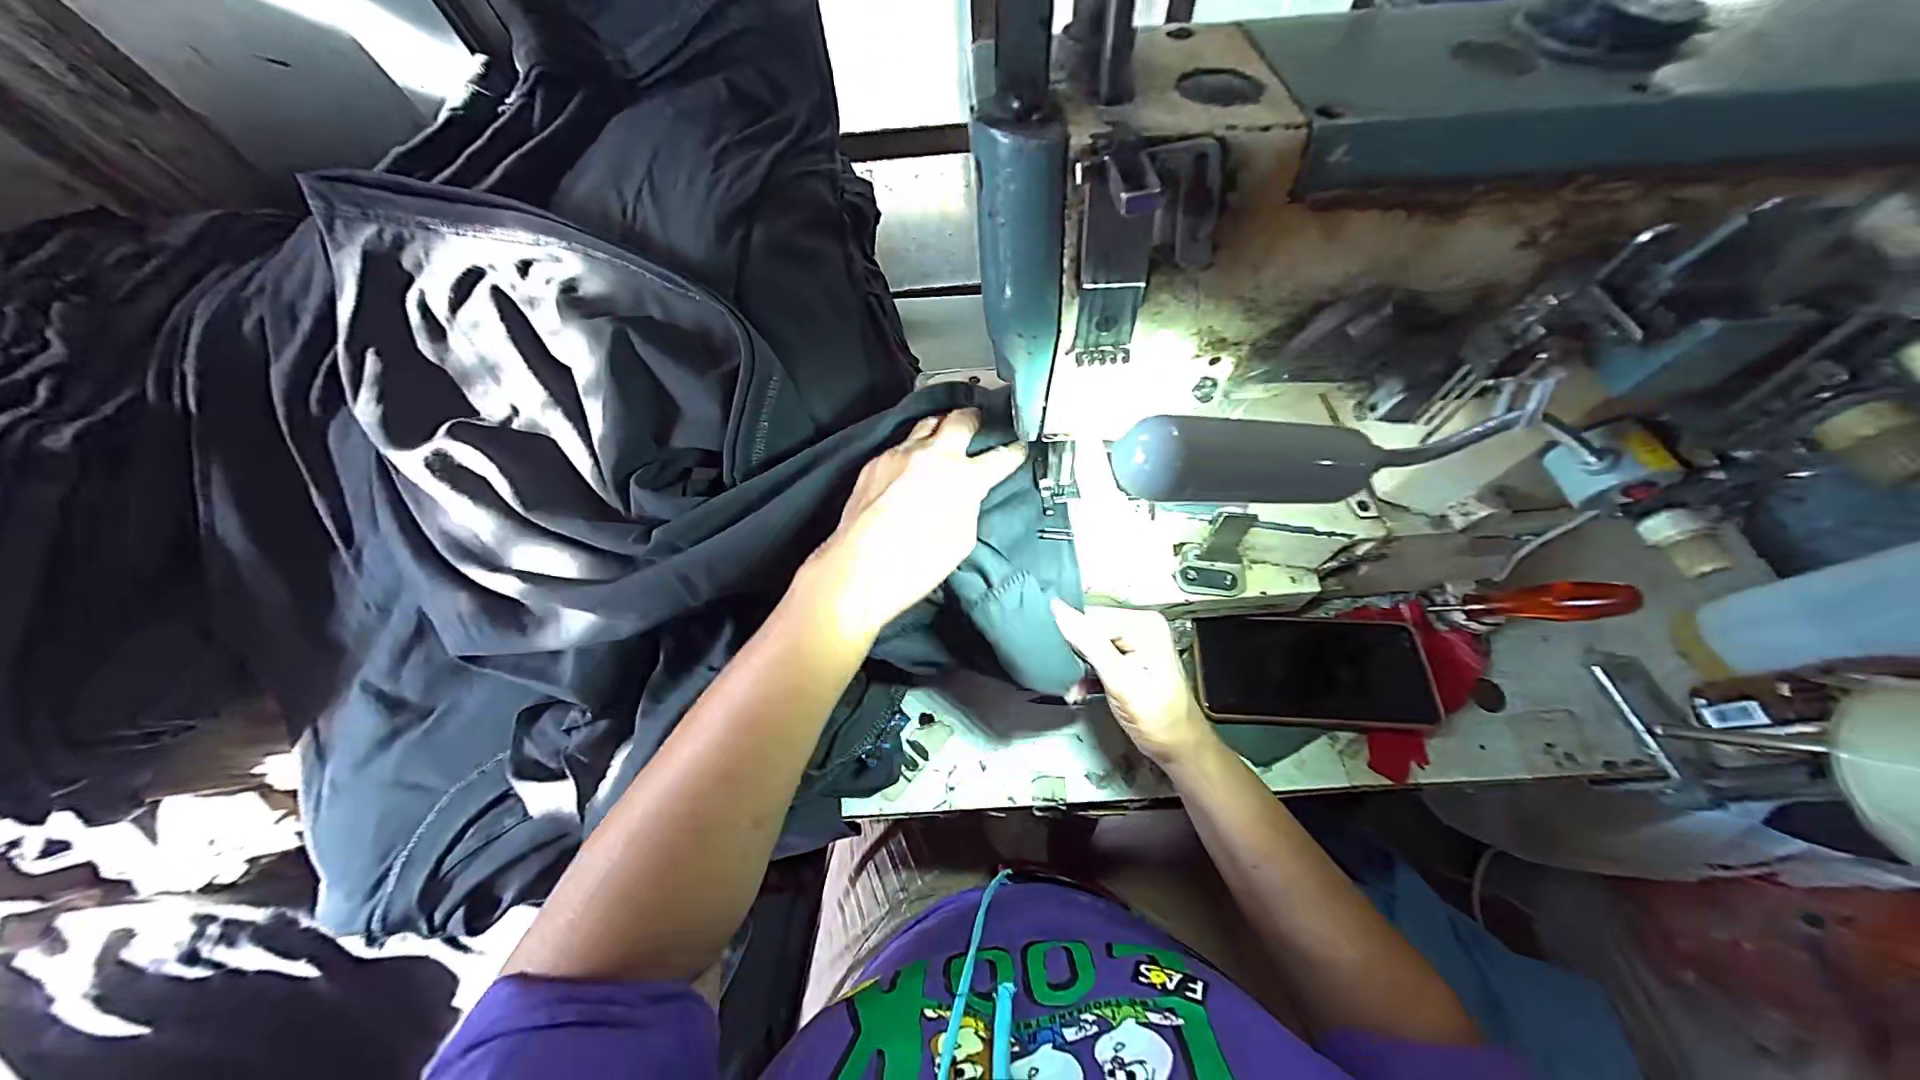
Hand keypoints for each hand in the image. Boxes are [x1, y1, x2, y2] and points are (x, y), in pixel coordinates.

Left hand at [803, 409, 1026, 637]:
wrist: (862, 567)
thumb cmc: (913, 563)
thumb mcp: (962, 538)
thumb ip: (968, 505)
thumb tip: (965, 496)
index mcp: (965, 478)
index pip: (1000, 457)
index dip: (1013, 452)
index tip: (1016, 449)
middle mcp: (934, 457)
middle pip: (960, 419)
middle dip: (973, 418)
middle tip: (977, 419)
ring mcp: (902, 455)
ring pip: (926, 424)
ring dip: (939, 426)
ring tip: (943, 431)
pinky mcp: (875, 462)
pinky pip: (899, 445)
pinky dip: (910, 448)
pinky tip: (910, 461)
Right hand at [1051, 601, 1220, 766]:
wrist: (1181, 748)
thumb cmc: (1158, 722)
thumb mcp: (1120, 684)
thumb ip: (1091, 646)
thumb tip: (1061, 612)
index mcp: (1145, 625)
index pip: (1092, 616)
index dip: (1072, 637)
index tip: (1063, 663)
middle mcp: (1142, 625)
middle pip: (1091, 627)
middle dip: (1076, 653)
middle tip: (1070, 680)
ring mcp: (1137, 639)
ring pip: (1091, 641)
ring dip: (1079, 665)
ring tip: (1076, 689)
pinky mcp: (1130, 654)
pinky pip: (1099, 653)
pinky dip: (1089, 671)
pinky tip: (1083, 688)